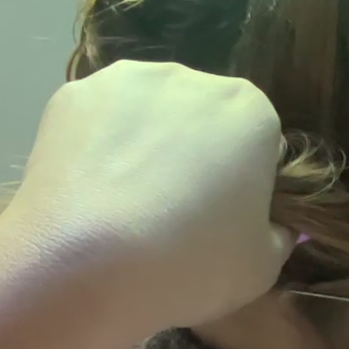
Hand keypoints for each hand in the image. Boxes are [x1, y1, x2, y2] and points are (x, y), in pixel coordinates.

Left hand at [0, 60, 292, 328]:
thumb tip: (274, 225)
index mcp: (251, 112)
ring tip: (122, 210)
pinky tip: (87, 198)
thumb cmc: (189, 267)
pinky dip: (96, 153)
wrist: (84, 268)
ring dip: (143, 148)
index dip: (244, 187)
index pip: (260, 145)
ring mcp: (125, 81)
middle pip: (202, 121)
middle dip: (194, 159)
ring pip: (146, 116)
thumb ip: (277, 236)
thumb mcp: (260, 270)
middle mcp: (191, 78)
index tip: (223, 224)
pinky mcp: (70, 97)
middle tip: (172, 220)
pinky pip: (97, 125)